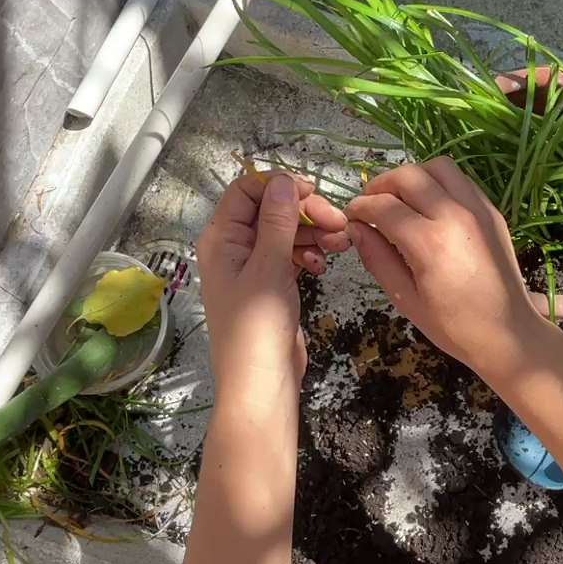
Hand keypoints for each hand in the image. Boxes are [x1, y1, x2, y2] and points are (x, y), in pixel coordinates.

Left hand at [197, 170, 349, 387]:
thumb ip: (277, 220)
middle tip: (338, 221)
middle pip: (271, 210)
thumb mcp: (269, 266)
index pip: (246, 191)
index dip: (279, 186)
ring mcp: (253, 266)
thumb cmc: (258, 325)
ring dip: (314, 232)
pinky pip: (291, 254)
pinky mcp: (271, 284)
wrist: (263, 383)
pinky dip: (310, 253)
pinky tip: (323, 265)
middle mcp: (234, 247)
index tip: (314, 191)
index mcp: (222, 238)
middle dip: (306, 211)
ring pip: (286, 232)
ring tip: (341, 244)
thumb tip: (282, 181)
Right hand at [344, 157, 552, 376]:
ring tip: (400, 198)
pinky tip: (429, 205)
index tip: (352, 216)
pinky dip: (439, 182)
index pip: (384, 207)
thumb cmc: (454, 325)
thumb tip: (355, 230)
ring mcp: (478, 208)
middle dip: (381, 185)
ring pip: (438, 166)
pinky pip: (460, 179)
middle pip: (409, 176)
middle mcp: (455, 214)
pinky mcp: (492, 210)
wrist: (508, 332)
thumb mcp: (406, 298)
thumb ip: (377, 258)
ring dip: (413, 176)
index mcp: (430, 242)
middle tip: (370, 204)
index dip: (361, 207)